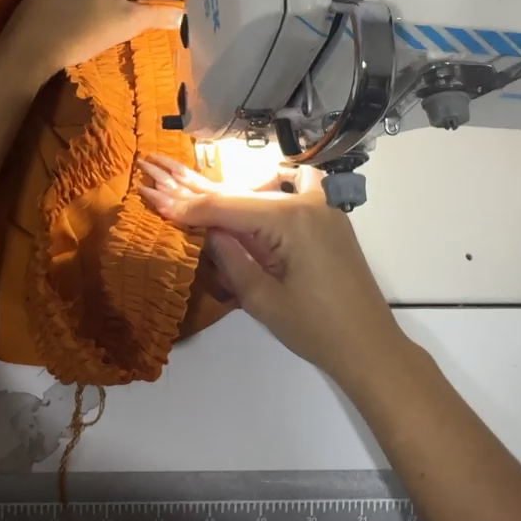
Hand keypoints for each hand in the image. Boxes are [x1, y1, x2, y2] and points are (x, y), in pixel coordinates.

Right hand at [137, 155, 405, 383]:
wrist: (370, 347)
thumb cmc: (317, 330)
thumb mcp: (261, 299)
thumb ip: (229, 257)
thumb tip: (202, 229)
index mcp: (289, 219)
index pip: (224, 207)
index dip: (185, 205)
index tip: (150, 194)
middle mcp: (306, 201)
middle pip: (240, 192)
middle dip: (198, 191)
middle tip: (157, 172)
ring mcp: (322, 206)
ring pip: (263, 186)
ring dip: (229, 190)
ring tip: (193, 188)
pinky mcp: (329, 217)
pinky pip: (293, 188)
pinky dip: (269, 186)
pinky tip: (252, 192)